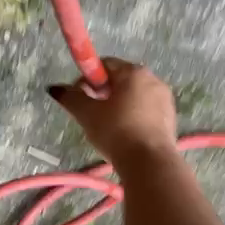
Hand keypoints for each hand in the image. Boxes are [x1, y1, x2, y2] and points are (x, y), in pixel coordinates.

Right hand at [49, 58, 178, 167]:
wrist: (148, 160)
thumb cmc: (115, 131)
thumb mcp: (86, 114)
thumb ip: (70, 98)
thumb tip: (55, 88)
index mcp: (132, 72)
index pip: (104, 64)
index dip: (87, 79)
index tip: (79, 98)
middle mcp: (152, 78)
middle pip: (120, 79)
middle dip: (102, 93)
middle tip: (90, 114)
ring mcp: (164, 97)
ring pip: (133, 95)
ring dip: (117, 105)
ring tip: (107, 126)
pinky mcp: (170, 115)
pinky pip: (145, 109)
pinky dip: (132, 116)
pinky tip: (124, 134)